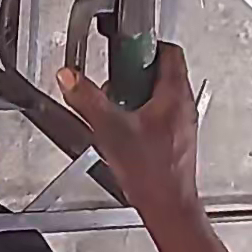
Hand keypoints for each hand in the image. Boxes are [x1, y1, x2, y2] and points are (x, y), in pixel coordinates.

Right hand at [56, 42, 198, 219]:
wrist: (168, 207)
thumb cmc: (152, 174)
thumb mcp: (110, 129)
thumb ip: (87, 99)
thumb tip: (70, 77)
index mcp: (174, 95)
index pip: (169, 52)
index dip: (145, 44)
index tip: (124, 48)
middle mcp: (182, 106)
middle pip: (160, 71)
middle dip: (133, 72)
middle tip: (114, 82)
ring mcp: (180, 123)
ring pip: (157, 93)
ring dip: (134, 94)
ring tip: (115, 108)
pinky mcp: (174, 138)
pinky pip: (157, 113)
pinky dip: (138, 112)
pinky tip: (121, 129)